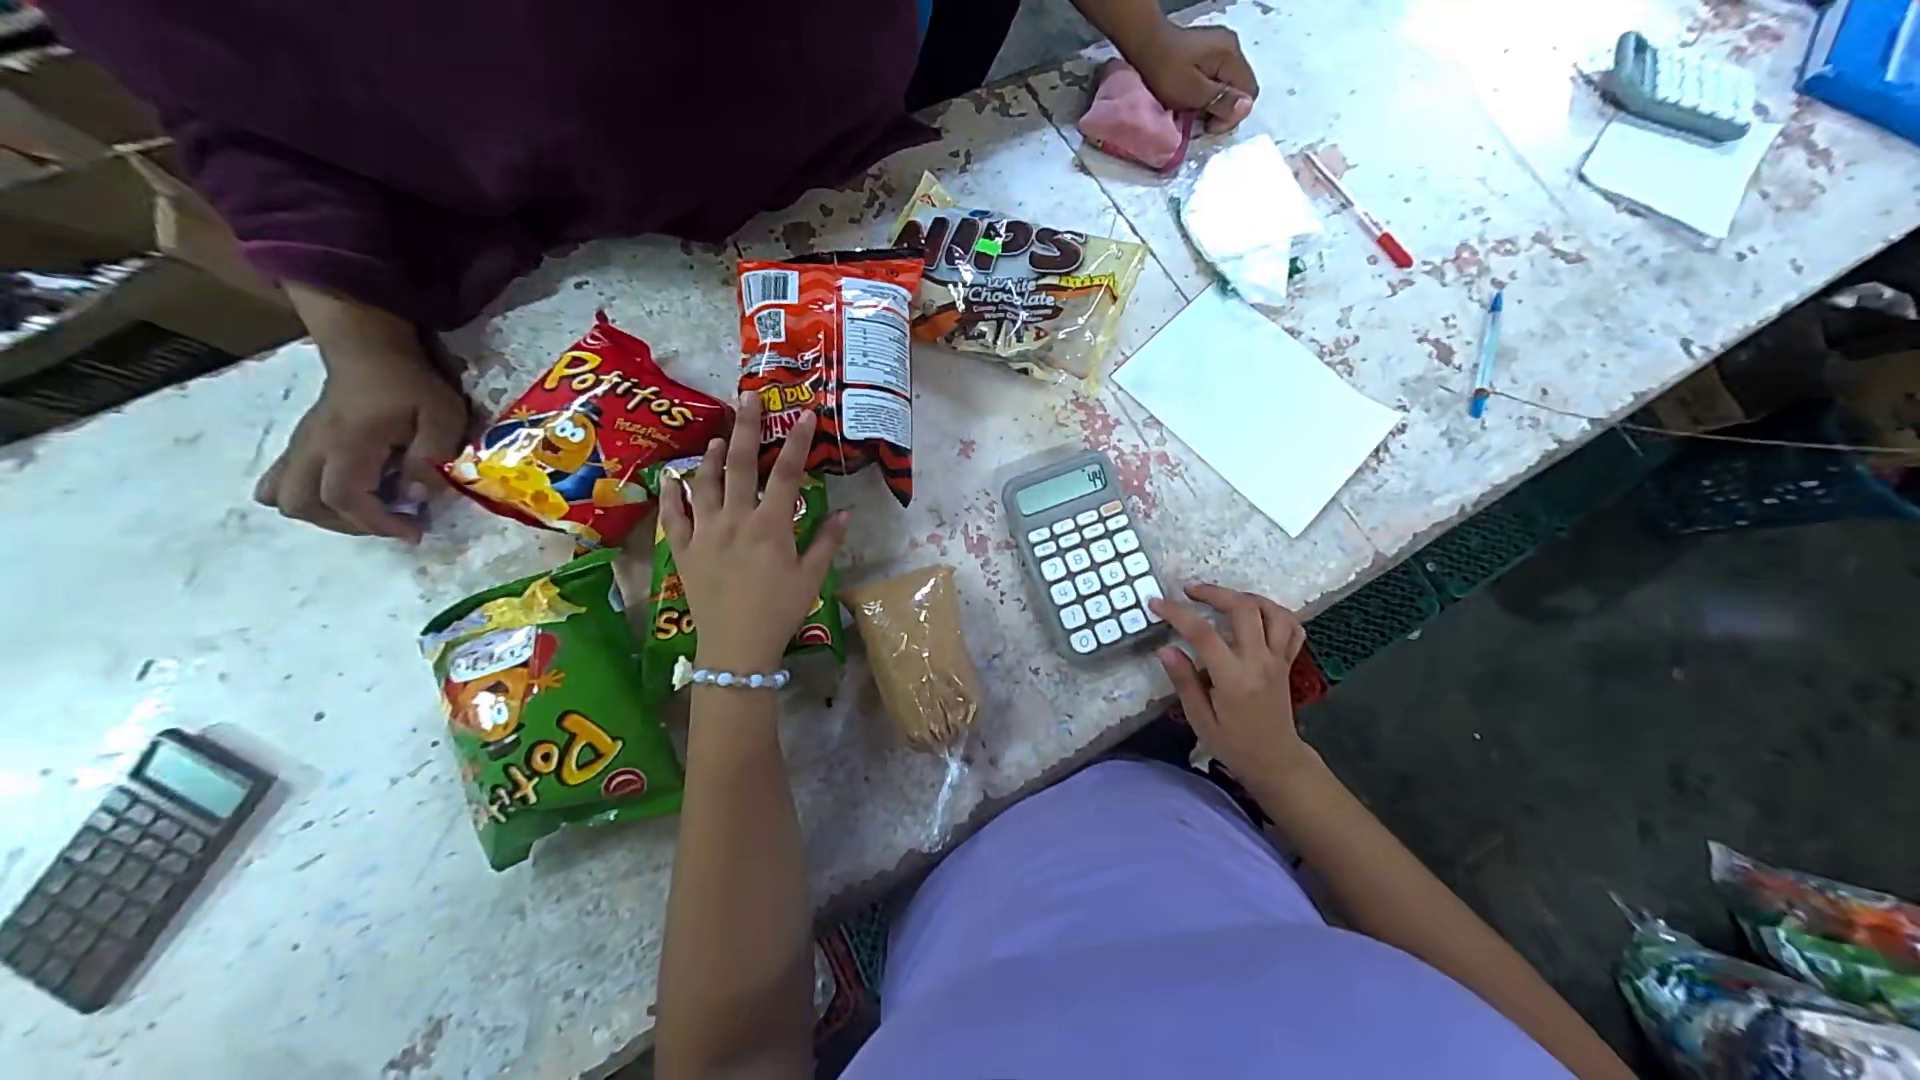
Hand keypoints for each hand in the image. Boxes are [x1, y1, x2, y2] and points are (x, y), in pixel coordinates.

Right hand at [254, 340, 467, 540]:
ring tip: (373, 513)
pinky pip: (282, 480)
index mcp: (347, 445)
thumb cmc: (410, 383)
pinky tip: (347, 495)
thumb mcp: (441, 417)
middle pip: (303, 505)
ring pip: (284, 496)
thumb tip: (416, 495)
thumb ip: (430, 456)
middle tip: (394, 523)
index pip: (345, 500)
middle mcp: (312, 448)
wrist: (370, 349)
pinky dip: (310, 498)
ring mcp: (300, 445)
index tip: (414, 531)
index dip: (377, 524)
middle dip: (350, 525)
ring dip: (326, 515)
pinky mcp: (302, 442)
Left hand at [659, 393, 849, 674]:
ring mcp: (706, 532)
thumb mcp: (812, 577)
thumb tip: (847, 510)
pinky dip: (673, 494)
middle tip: (749, 396)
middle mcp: (736, 519)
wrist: (736, 646)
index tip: (806, 413)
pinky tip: (674, 478)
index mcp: (771, 525)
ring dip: (714, 456)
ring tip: (721, 437)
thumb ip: (827, 540)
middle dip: (748, 427)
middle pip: (742, 464)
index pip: (788, 473)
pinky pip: (675, 515)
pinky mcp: (685, 549)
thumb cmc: (780, 611)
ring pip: (706, 483)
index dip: (798, 441)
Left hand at [1130, 24, 1257, 132]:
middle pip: (1240, 88)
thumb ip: (1221, 100)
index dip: (1233, 115)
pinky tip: (1193, 99)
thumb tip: (1246, 108)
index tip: (1210, 127)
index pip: (1250, 92)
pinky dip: (1209, 92)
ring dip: (1215, 102)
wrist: (1145, 44)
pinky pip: (1218, 77)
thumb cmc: (1166, 71)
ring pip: (1229, 84)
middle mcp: (1232, 48)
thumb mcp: (1193, 93)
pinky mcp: (1209, 52)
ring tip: (1194, 110)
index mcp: (1231, 56)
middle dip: (1224, 109)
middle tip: (1201, 121)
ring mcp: (1221, 47)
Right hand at [1150, 583, 1316, 787]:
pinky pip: (1291, 627)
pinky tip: (1254, 614)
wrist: (1276, 761)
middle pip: (1244, 609)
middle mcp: (1259, 662)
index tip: (1156, 604)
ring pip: (1273, 611)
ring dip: (1246, 597)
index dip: (1177, 613)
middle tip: (1190, 592)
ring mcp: (1278, 659)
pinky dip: (1274, 612)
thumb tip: (1165, 649)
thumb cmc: (1233, 744)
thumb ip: (1184, 681)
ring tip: (1223, 598)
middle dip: (1214, 592)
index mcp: (1233, 679)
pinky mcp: (1287, 661)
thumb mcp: (1200, 718)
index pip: (1203, 634)